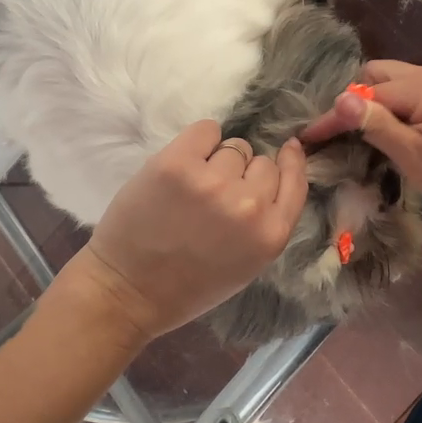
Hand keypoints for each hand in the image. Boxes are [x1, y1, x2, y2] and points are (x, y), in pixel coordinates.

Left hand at [73, 121, 307, 341]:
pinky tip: (181, 167)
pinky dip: (198, 143)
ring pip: (233, 148)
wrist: (126, 293)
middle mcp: (248, 205)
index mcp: (270, 235)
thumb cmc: (188, 284)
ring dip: (217, 162)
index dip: (290, 162)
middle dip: (243, 174)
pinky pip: (206, 129)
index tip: (287, 150)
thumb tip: (277, 166)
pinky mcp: (177, 163)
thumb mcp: (247, 262)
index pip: (296, 180)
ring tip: (191, 191)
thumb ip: (266, 220)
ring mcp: (212, 182)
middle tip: (214, 199)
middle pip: (262, 163)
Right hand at [299, 60, 421, 218]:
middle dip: (352, 101)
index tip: (307, 137)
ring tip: (354, 136)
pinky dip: (390, 110)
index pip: (363, 93)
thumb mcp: (413, 155)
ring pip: (391, 85)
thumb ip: (376, 125)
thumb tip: (339, 100)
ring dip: (371, 105)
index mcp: (420, 84)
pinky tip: (384, 134)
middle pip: (376, 77)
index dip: (334, 115)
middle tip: (335, 135)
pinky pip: (407, 96)